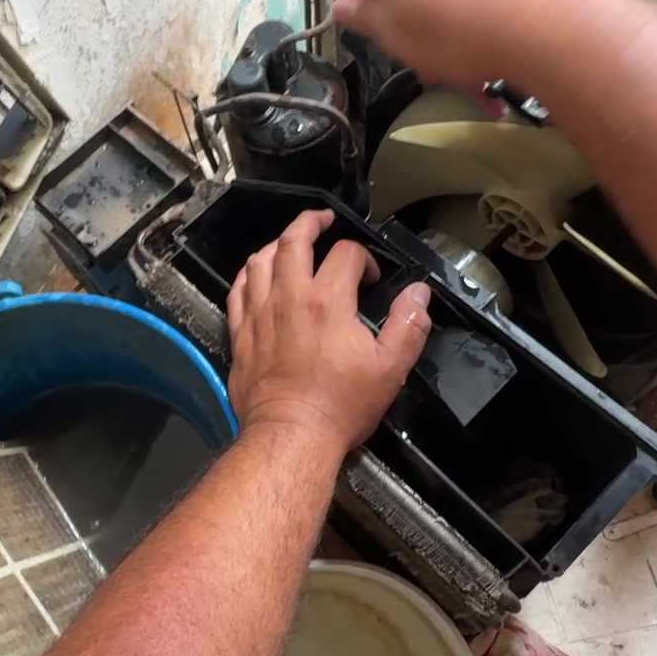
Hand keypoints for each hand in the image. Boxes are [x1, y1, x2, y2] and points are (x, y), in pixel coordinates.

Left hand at [226, 210, 432, 453]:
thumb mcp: (390, 369)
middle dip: (311, 222)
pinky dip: (248, 274)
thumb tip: (419, 294)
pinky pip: (237, 291)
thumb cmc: (342, 405)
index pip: (346, 254)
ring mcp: (259, 314)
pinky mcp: (240, 333)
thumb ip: (408, 326)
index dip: (364, 257)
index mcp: (328, 301)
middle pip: (294, 240)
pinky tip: (257, 274)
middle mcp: (289, 297)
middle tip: (323, 220)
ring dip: (277, 244)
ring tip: (290, 243)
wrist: (292, 435)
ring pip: (260, 260)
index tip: (371, 278)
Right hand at [332, 0, 579, 87]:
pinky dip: (485, 0)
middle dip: (412, 6)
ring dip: (448, 6)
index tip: (380, 29)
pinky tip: (497, 31)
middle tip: (424, 49)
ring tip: (465, 48)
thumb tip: (339, 4)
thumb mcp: (399, 38)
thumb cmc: (457, 38)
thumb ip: (366, 19)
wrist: (545, 24)